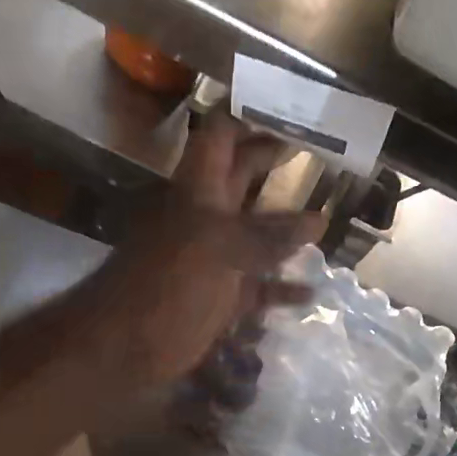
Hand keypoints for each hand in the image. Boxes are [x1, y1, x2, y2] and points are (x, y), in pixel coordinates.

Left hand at [90, 111, 324, 384]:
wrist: (129, 345)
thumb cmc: (169, 285)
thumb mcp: (219, 249)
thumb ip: (268, 235)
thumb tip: (317, 221)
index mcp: (199, 190)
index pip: (224, 135)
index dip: (253, 117)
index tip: (295, 110)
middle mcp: (207, 218)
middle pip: (242, 179)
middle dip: (275, 164)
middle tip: (320, 154)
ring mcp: (214, 260)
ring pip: (255, 237)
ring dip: (287, 233)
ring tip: (327, 223)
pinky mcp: (221, 299)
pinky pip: (258, 290)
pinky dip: (282, 291)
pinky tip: (312, 292)